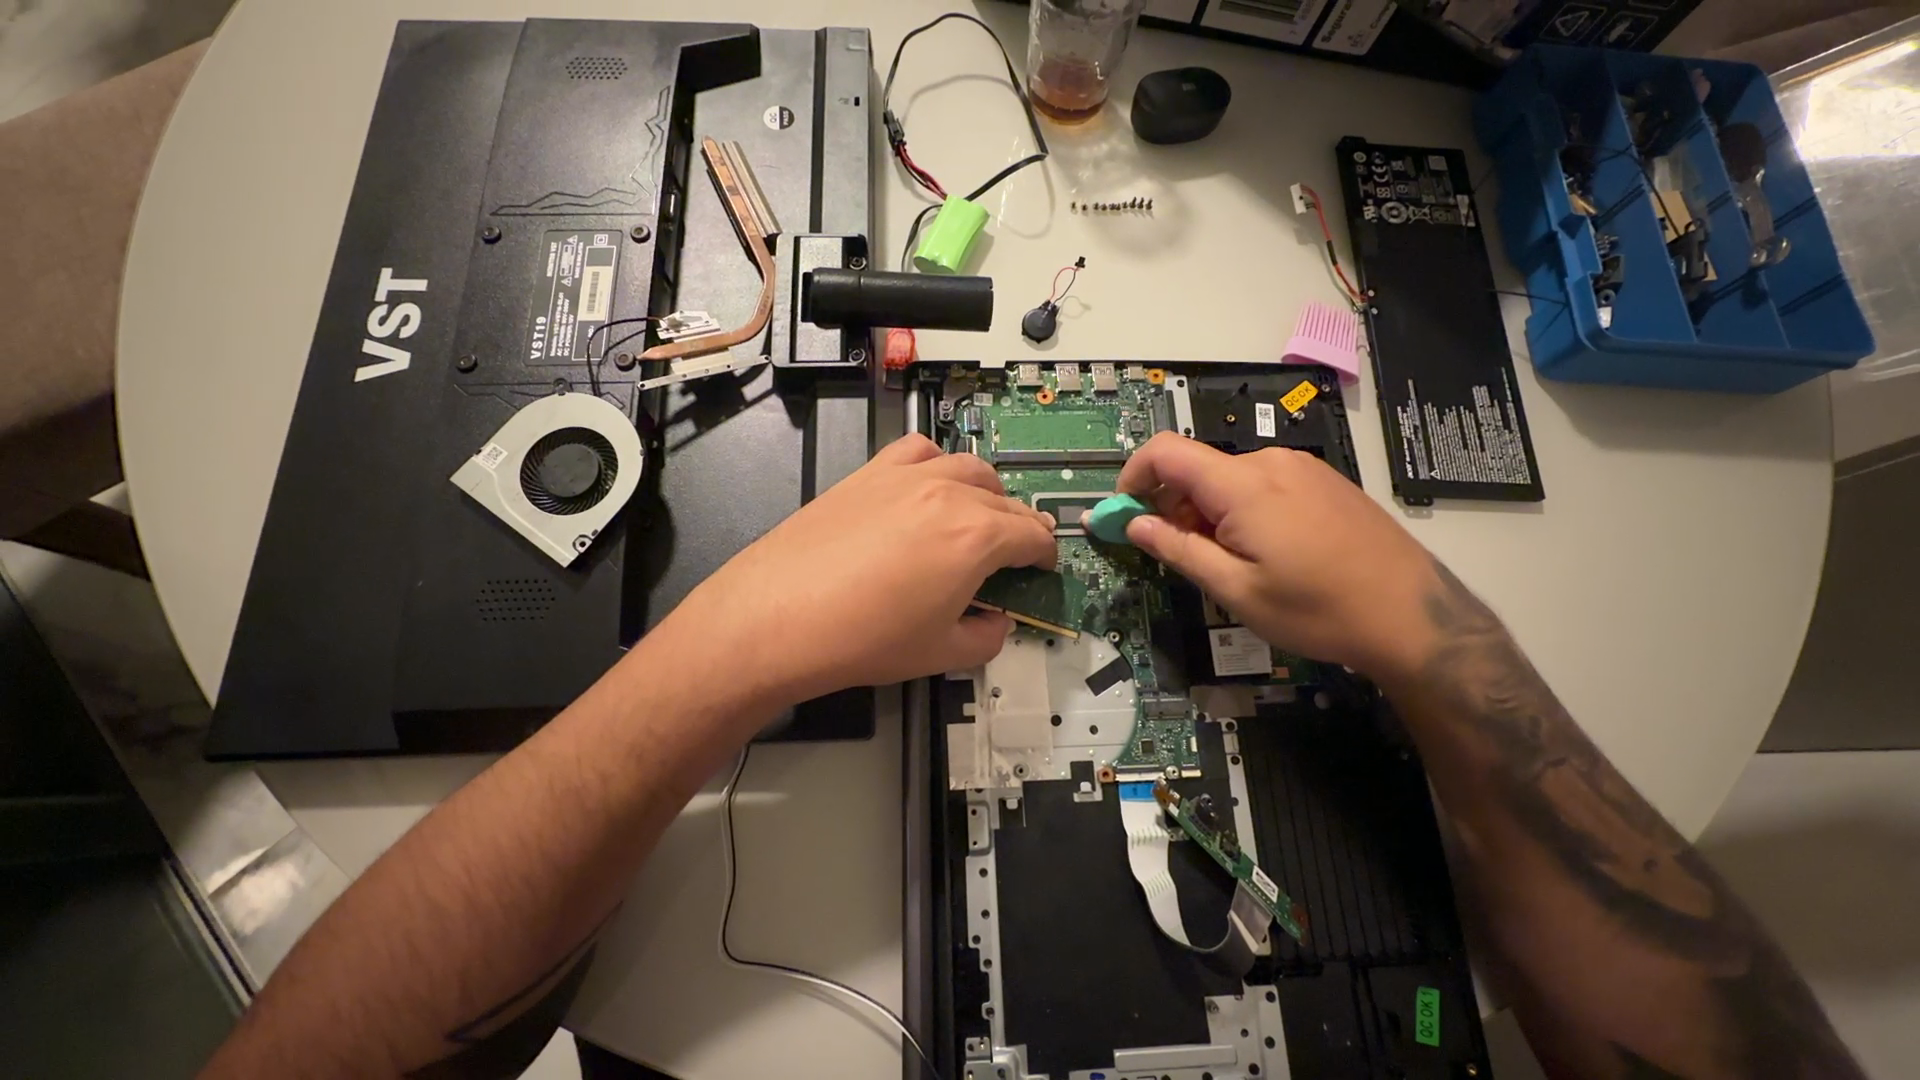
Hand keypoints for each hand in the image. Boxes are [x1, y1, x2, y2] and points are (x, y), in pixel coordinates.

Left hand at [658, 434, 1055, 707]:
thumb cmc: (860, 639)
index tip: (1040, 571)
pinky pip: (919, 450)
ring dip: (986, 492)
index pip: (1034, 535)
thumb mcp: (941, 654)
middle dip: (1019, 529)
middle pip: (1007, 500)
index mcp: (977, 537)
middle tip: (1011, 558)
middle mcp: (948, 493)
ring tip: (977, 519)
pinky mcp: (869, 473)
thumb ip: (987, 636)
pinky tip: (928, 486)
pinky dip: (936, 464)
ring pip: (969, 467)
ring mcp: (905, 477)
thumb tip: (996, 622)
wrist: (776, 618)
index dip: (1046, 556)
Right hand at [1113, 434, 1441, 682]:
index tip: (1123, 515)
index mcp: (1242, 484)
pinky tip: (1264, 553)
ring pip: (1228, 479)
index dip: (1132, 477)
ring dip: (1207, 512)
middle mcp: (1270, 462)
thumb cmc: (1317, 609)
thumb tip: (1132, 524)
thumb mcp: (1235, 590)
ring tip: (1228, 565)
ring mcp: (1302, 469)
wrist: (1412, 616)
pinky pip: (1262, 484)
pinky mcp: (1323, 482)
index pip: (1165, 452)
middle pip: (1196, 469)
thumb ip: (1177, 549)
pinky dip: (1240, 510)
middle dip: (1172, 506)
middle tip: (1179, 557)